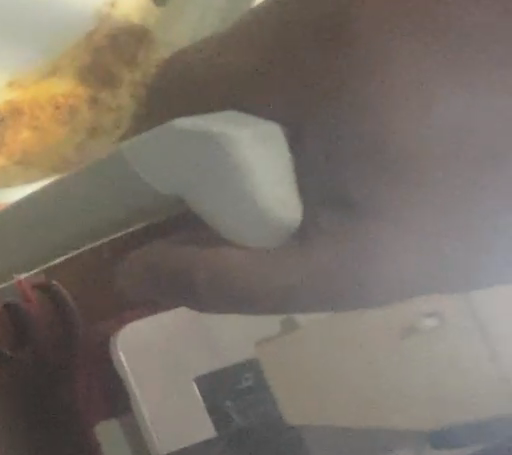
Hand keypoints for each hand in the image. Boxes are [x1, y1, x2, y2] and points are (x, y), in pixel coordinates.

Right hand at [116, 0, 511, 312]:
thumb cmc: (496, 194)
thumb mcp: (349, 266)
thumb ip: (223, 278)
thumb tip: (127, 271)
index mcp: (307, 60)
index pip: (174, 88)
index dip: (151, 142)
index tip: (168, 191)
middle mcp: (342, 2)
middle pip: (230, 57)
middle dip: (217, 121)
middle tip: (253, 179)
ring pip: (289, 36)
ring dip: (281, 92)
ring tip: (336, 143)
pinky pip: (345, 26)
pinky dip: (341, 65)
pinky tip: (388, 103)